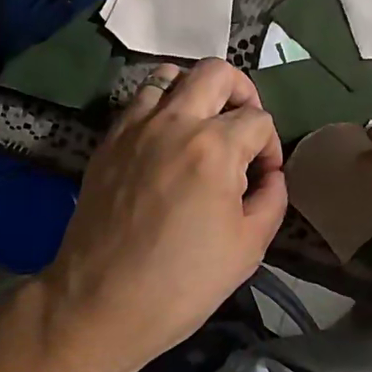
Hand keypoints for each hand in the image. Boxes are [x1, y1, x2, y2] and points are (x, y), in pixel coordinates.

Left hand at [35, 59, 286, 371]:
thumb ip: (270, 197)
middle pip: (214, 72)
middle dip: (240, 92)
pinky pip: (135, 103)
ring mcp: (132, 128)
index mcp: (214, 146)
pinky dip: (157, 107)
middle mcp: (171, 122)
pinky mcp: (106, 142)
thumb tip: (268, 173)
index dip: (270, 146)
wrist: (102, 299)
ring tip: (200, 127)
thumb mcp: (248, 246)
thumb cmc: (182, 282)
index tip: (263, 178)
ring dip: (192, 91)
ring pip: (167, 76)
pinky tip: (164, 141)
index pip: (257, 119)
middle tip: (242, 128)